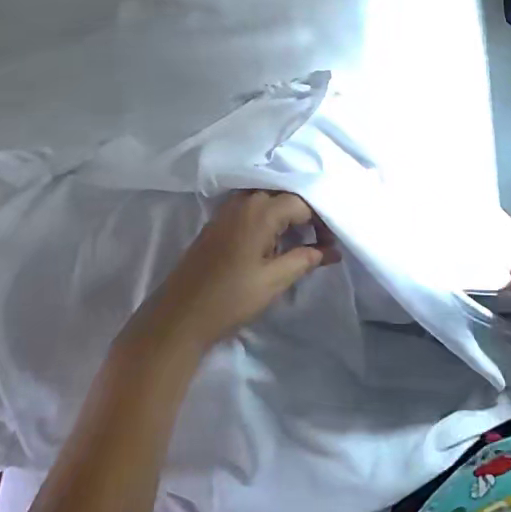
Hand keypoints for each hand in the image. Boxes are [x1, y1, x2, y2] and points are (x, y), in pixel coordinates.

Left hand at [114, 190, 338, 361]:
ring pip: (267, 201)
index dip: (321, 221)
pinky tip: (274, 244)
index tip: (330, 246)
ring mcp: (226, 210)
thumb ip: (305, 259)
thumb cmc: (230, 298)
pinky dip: (268, 221)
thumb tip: (331, 251)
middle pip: (284, 195)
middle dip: (305, 215)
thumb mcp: (274, 280)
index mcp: (260, 211)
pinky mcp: (217, 224)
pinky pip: (251, 210)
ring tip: (299, 244)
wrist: (179, 316)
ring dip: (286, 217)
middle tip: (319, 241)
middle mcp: (243, 201)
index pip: (302, 202)